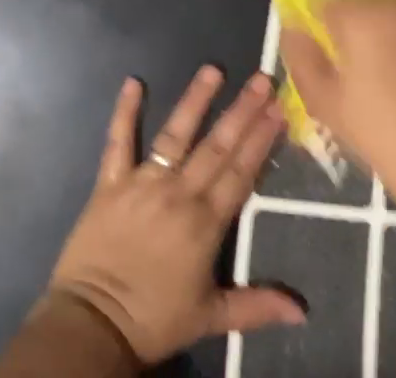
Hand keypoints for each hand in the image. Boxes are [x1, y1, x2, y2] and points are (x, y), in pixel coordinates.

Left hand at [48, 67, 304, 363]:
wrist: (92, 325)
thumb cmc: (154, 320)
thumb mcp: (210, 316)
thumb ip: (256, 305)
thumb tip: (302, 311)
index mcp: (206, 222)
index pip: (241, 172)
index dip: (261, 140)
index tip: (279, 110)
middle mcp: (178, 194)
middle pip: (216, 147)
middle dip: (242, 112)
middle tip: (262, 80)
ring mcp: (142, 184)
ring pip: (174, 136)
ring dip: (195, 101)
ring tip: (213, 70)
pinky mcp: (109, 184)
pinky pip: (117, 143)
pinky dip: (124, 112)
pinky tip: (133, 83)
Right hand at [280, 0, 395, 181]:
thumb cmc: (376, 129)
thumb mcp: (322, 100)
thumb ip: (300, 56)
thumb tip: (293, 27)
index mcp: (357, 15)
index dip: (319, 21)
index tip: (323, 46)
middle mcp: (393, 0)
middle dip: (351, 16)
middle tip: (352, 55)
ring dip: (381, 17)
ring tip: (382, 57)